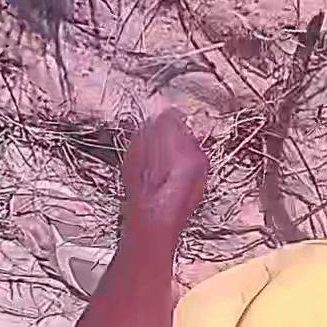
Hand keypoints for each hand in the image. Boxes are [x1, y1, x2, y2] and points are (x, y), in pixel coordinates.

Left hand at [120, 108, 209, 240]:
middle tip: (179, 151)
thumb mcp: (201, 163)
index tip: (187, 134)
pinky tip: (157, 178)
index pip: (173, 114)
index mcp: (166, 126)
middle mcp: (145, 133)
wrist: (155, 212)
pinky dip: (145, 164)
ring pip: (146, 142)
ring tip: (168, 167)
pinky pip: (138, 159)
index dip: (182, 125)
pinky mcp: (125, 166)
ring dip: (155, 150)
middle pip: (157, 127)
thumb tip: (192, 143)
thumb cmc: (178, 189)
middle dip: (167, 136)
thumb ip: (194, 144)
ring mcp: (132, 149)